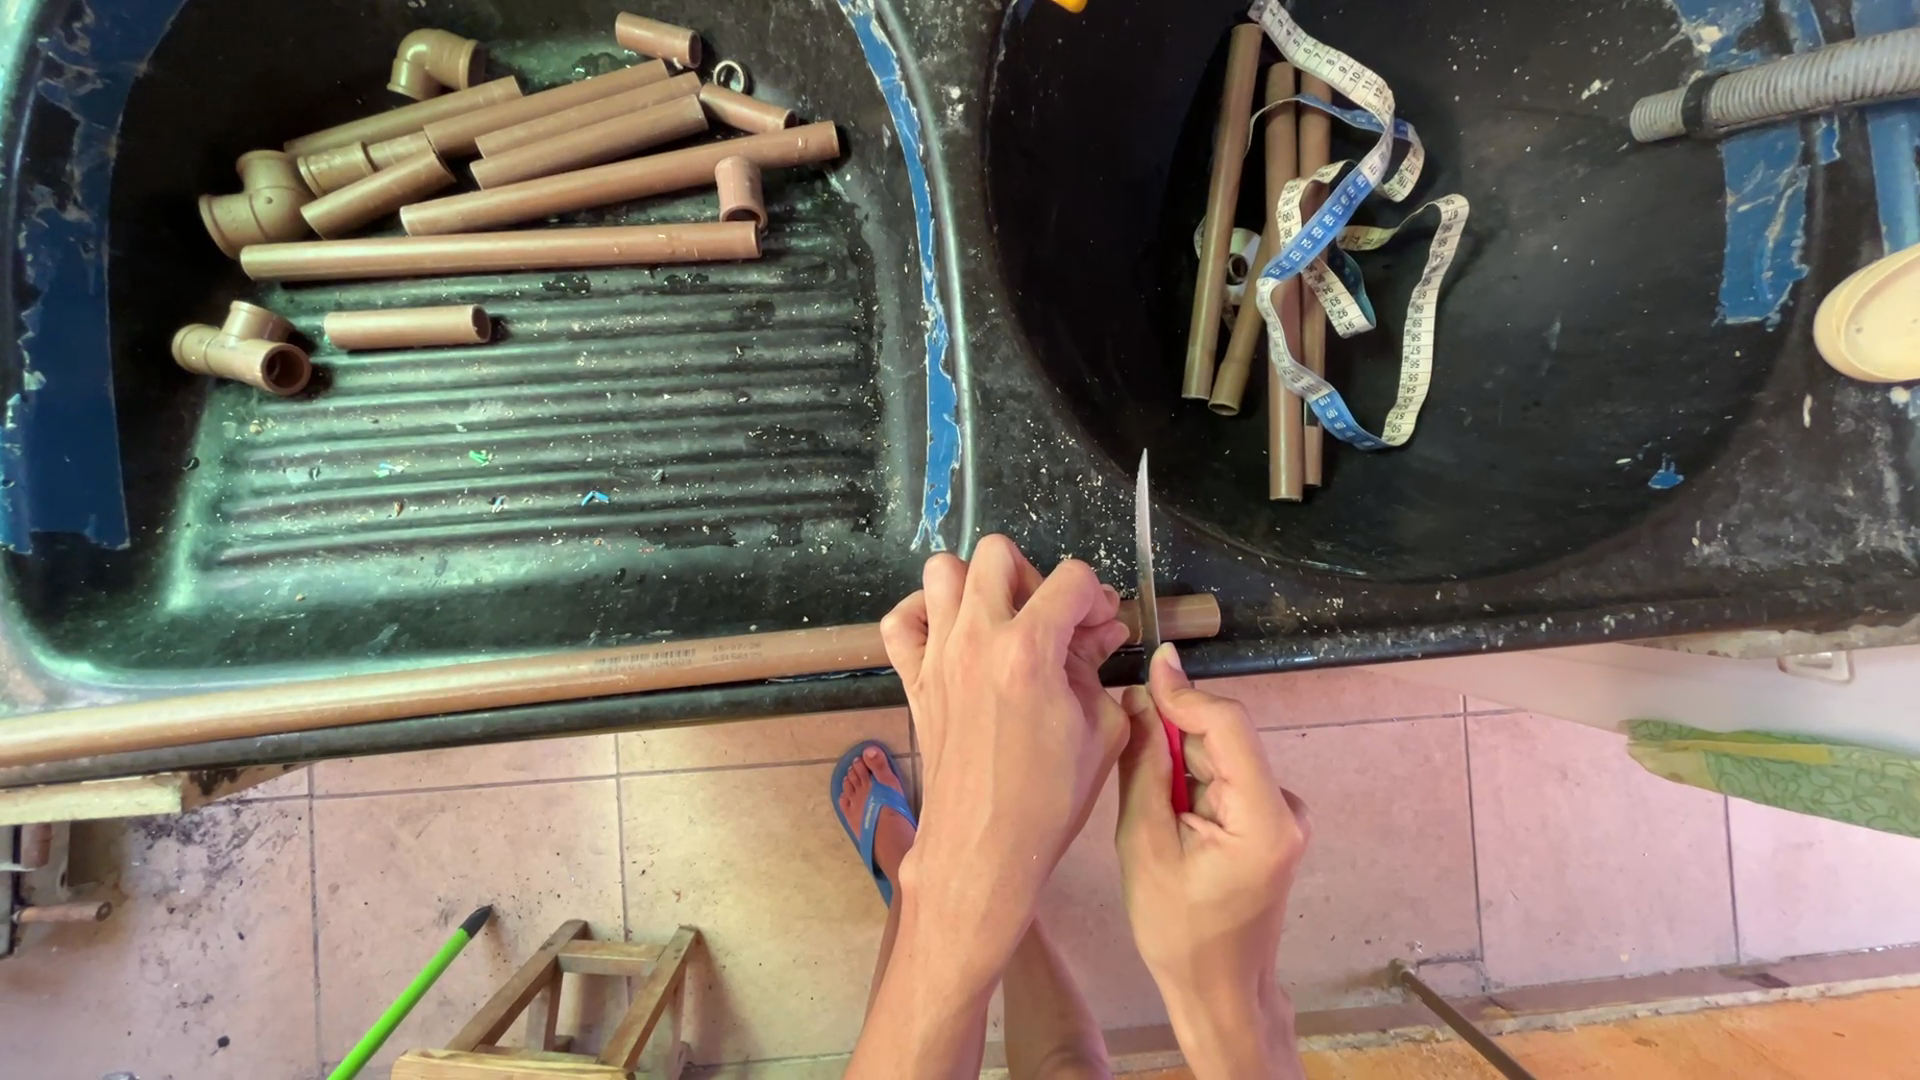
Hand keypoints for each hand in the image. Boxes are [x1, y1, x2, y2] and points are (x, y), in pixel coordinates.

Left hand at [879, 535, 1131, 961]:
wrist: (983, 846)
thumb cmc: (1051, 797)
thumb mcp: (1101, 730)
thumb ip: (1100, 667)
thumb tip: (1103, 629)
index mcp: (1029, 649)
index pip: (1072, 578)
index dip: (1096, 596)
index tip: (1100, 627)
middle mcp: (977, 637)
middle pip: (998, 553)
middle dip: (1033, 575)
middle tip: (1047, 620)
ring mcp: (937, 653)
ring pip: (943, 570)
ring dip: (977, 584)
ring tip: (1000, 622)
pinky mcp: (913, 675)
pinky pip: (900, 619)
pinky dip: (923, 615)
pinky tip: (951, 637)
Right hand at [1115, 643, 1310, 1078]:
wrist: (1217, 990)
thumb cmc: (1175, 929)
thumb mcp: (1144, 843)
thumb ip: (1144, 764)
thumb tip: (1139, 697)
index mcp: (1263, 819)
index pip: (1227, 725)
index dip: (1183, 692)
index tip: (1145, 666)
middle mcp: (1285, 807)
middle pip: (1221, 736)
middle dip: (1170, 730)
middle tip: (1122, 739)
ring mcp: (1282, 813)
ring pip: (1218, 752)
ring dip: (1176, 757)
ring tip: (1144, 796)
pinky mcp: (1270, 818)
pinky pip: (1222, 773)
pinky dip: (1189, 777)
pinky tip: (1166, 808)